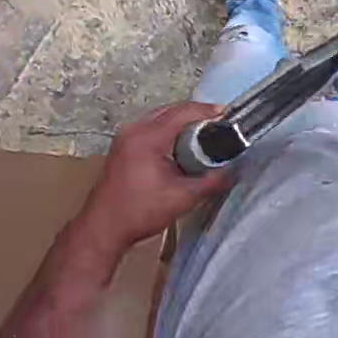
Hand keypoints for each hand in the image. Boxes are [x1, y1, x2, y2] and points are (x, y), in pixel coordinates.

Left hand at [67, 102, 235, 253]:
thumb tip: (234, 171)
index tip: (228, 115)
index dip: (207, 111)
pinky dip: (168, 129)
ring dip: (181, 121)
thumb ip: (211, 182)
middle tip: (219, 124)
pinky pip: (151, 127)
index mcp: (148, 138)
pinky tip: (181, 144)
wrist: (103, 227)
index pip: (182, 112)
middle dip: (196, 114)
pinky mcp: (122, 146)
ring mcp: (125, 136)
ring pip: (160, 117)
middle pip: (171, 110)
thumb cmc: (140, 212)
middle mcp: (134, 130)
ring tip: (204, 133)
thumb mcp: (183, 198)